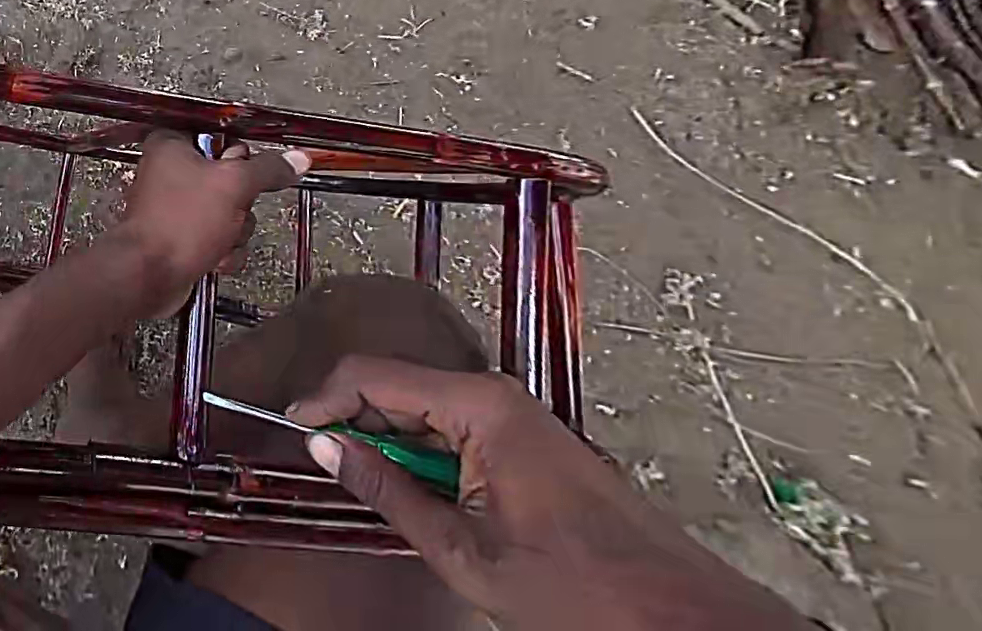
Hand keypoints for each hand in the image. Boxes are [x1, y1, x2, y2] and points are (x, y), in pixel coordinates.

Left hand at [113, 131, 307, 318]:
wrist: (148, 275)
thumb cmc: (183, 220)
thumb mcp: (233, 185)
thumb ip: (267, 169)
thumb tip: (298, 158)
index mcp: (172, 144)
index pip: (220, 136)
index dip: (238, 156)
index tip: (242, 172)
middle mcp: (171, 170)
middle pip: (231, 178)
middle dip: (241, 204)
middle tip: (231, 211)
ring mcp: (177, 206)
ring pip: (230, 212)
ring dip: (235, 232)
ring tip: (219, 241)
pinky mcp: (182, 236)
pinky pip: (219, 237)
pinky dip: (222, 251)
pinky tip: (214, 260)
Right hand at [289, 358, 811, 630]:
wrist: (690, 626)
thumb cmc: (578, 595)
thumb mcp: (464, 551)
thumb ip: (385, 489)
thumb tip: (321, 446)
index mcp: (477, 404)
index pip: (372, 375)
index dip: (325, 398)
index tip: (292, 427)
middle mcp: (490, 391)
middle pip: (394, 383)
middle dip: (350, 415)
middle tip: (319, 456)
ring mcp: (509, 409)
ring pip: (418, 403)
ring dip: (381, 433)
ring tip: (357, 474)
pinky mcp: (519, 432)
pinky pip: (448, 422)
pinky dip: (416, 446)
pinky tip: (405, 480)